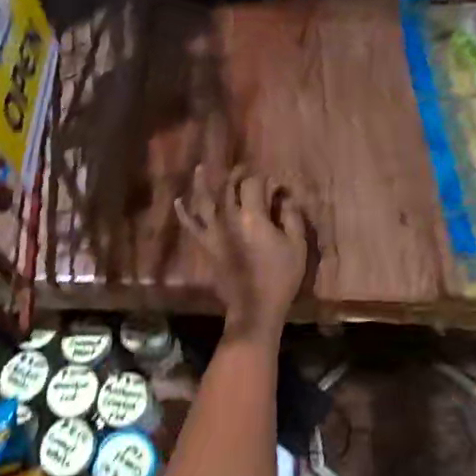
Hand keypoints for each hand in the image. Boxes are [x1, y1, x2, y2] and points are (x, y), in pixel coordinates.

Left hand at [174, 167, 307, 339]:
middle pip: (229, 188)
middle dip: (238, 176)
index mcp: (252, 216)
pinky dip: (184, 212)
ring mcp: (213, 231)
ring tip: (201, 168)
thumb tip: (284, 196)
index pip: (254, 185)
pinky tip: (179, 201)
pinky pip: (191, 225)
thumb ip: (291, 216)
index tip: (275, 186)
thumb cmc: (280, 277)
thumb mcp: (297, 245)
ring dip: (202, 183)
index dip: (265, 180)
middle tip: (245, 171)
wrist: (254, 306)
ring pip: (204, 201)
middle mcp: (228, 218)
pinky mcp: (205, 244)